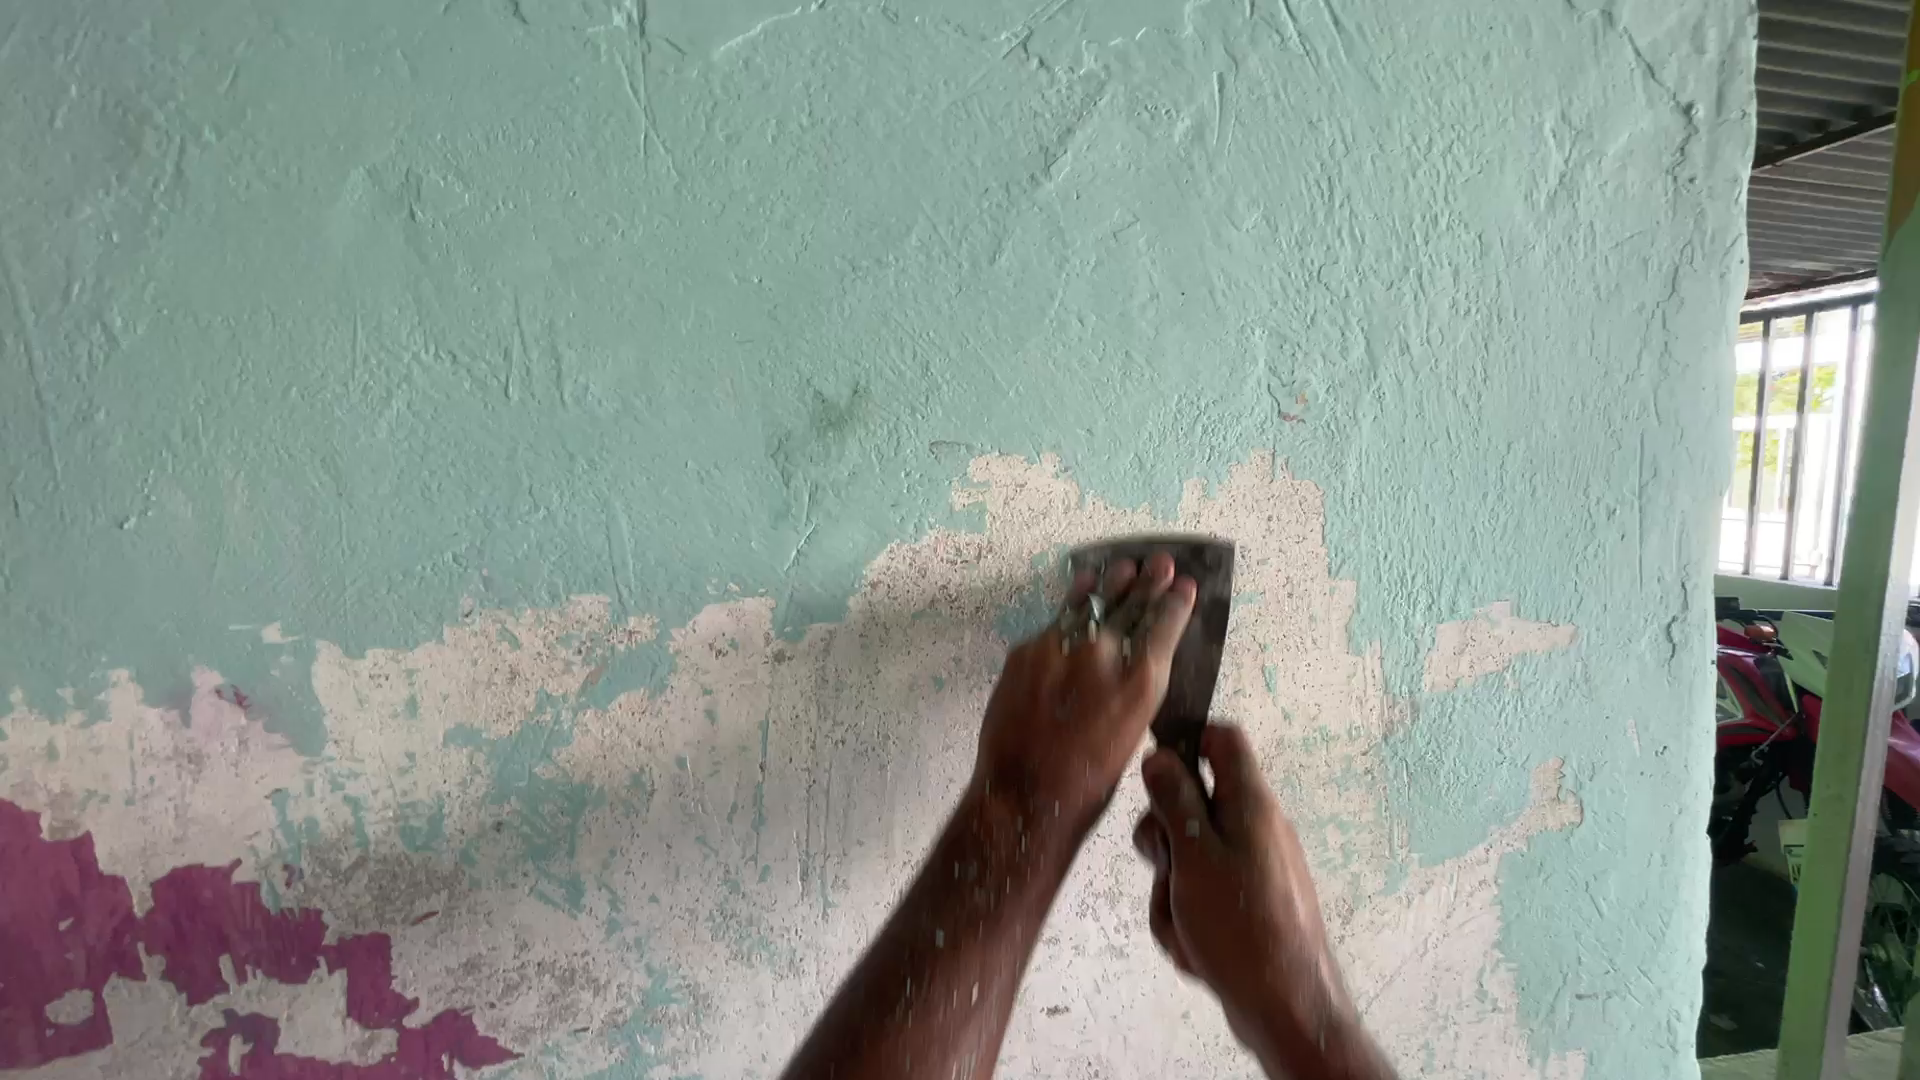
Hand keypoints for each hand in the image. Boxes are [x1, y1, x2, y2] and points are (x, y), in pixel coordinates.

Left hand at [973, 554, 1196, 833]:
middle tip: (1158, 561)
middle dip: (1147, 583)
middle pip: (1130, 606)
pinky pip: (1056, 623)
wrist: (1024, 793)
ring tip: (1124, 567)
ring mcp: (1061, 647)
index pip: (1164, 625)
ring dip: (1110, 585)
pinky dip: (1072, 608)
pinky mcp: (1028, 649)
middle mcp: (1104, 654)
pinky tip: (1080, 590)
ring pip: (1090, 605)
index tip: (1183, 584)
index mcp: (1140, 682)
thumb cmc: (1087, 781)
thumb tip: (1127, 661)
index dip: (1175, 602)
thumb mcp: (1130, 733)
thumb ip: (1129, 689)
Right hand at [1133, 726, 1382, 1075]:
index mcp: (1249, 803)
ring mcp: (1249, 867)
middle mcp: (1253, 827)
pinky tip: (1195, 945)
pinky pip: (1199, 891)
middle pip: (1190, 801)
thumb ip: (1174, 801)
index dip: (1187, 740)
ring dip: (1171, 888)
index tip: (1155, 773)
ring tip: (1184, 922)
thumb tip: (1158, 755)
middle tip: (1167, 867)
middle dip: (1164, 838)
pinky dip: (1187, 914)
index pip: (1221, 738)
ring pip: (1187, 853)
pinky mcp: (1244, 902)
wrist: (1289, 1014)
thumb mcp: (1195, 856)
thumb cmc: (1242, 927)